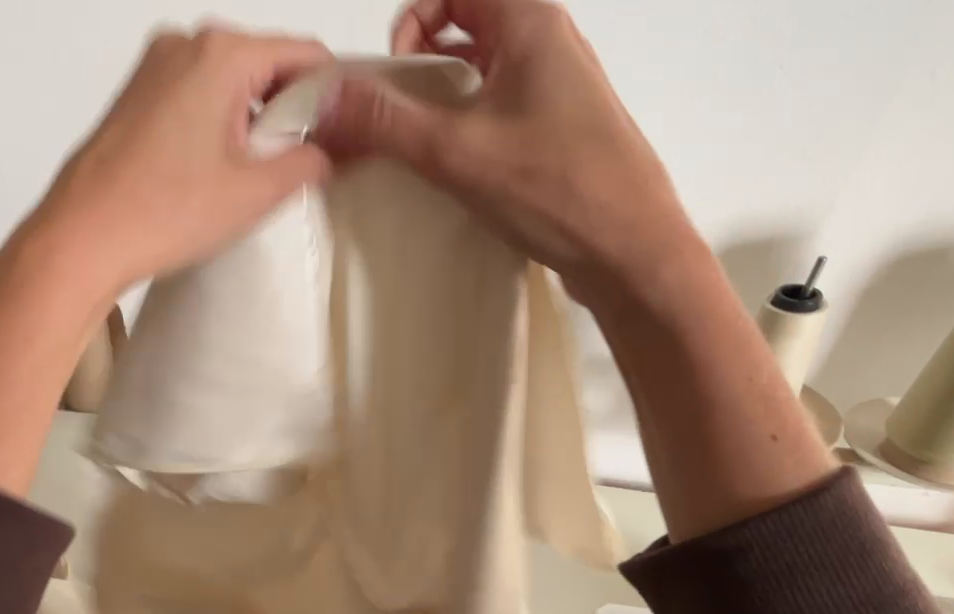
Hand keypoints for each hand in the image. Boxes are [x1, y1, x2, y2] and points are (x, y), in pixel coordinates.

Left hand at [23, 27, 333, 302]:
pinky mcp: (136, 97)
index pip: (305, 55)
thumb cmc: (161, 212)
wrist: (82, 239)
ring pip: (230, 86)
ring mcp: (153, 68)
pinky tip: (212, 177)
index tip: (343, 138)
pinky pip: (197, 99)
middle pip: (265, 67)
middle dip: (288, 114)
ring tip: (245, 182)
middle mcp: (183, 44)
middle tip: (292, 171)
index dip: (333, 97)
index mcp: (220, 52)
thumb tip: (330, 151)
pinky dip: (218, 129)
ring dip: (251, 126)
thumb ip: (309, 161)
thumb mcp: (256, 192)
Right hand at [317, 0, 697, 308]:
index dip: (412, 18)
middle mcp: (550, 42)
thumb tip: (323, 99)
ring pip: (487, 71)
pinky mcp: (563, 133)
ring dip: (445, 98)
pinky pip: (504, 108)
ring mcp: (561, 89)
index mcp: (530, 22)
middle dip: (422, 61)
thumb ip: (386, 122)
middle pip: (469, 24)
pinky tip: (458, 170)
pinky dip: (471, 125)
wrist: (630, 250)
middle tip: (396, 114)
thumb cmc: (551, 188)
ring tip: (418, 146)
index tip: (395, 75)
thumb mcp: (456, 152)